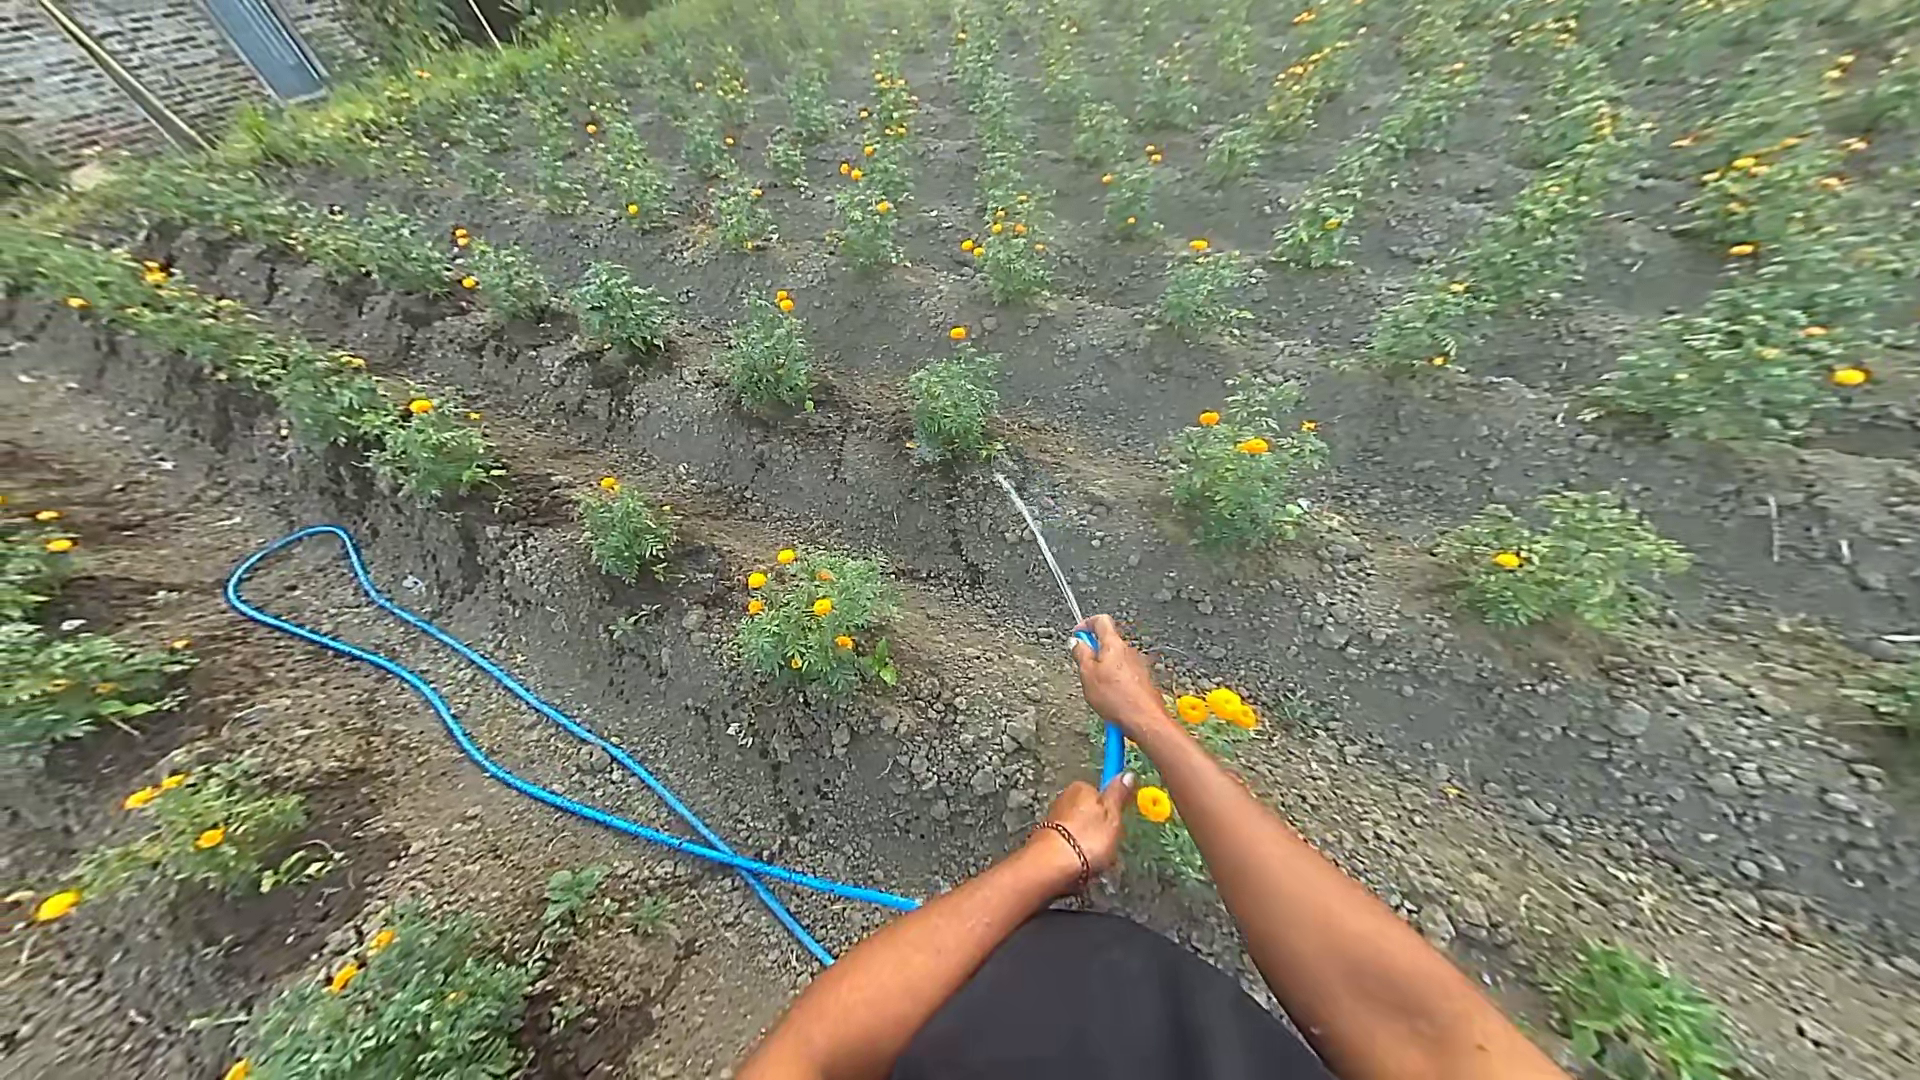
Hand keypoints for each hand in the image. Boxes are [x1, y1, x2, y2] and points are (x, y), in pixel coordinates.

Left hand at [1030, 774, 1135, 884]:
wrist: (1053, 864)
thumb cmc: (1088, 838)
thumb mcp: (1112, 815)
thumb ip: (1118, 794)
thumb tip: (1127, 774)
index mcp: (1081, 787)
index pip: (1101, 794)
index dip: (1112, 813)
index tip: (1115, 829)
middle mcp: (1064, 798)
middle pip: (1091, 813)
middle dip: (1099, 830)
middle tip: (1107, 846)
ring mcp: (1054, 818)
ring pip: (1081, 830)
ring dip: (1088, 844)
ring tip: (1094, 860)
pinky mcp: (1047, 838)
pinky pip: (1070, 844)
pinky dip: (1076, 853)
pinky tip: (1080, 865)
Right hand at [1070, 614, 1168, 738]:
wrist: (1144, 720)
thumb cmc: (1118, 698)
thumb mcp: (1087, 674)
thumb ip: (1080, 654)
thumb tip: (1076, 642)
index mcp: (1114, 644)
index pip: (1101, 620)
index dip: (1086, 624)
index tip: (1077, 635)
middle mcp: (1128, 650)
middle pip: (1107, 641)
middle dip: (1093, 651)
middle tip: (1083, 667)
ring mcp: (1137, 665)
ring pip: (1115, 658)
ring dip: (1103, 667)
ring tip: (1096, 687)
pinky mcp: (1141, 679)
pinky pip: (1123, 673)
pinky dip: (1114, 680)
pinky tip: (1110, 696)